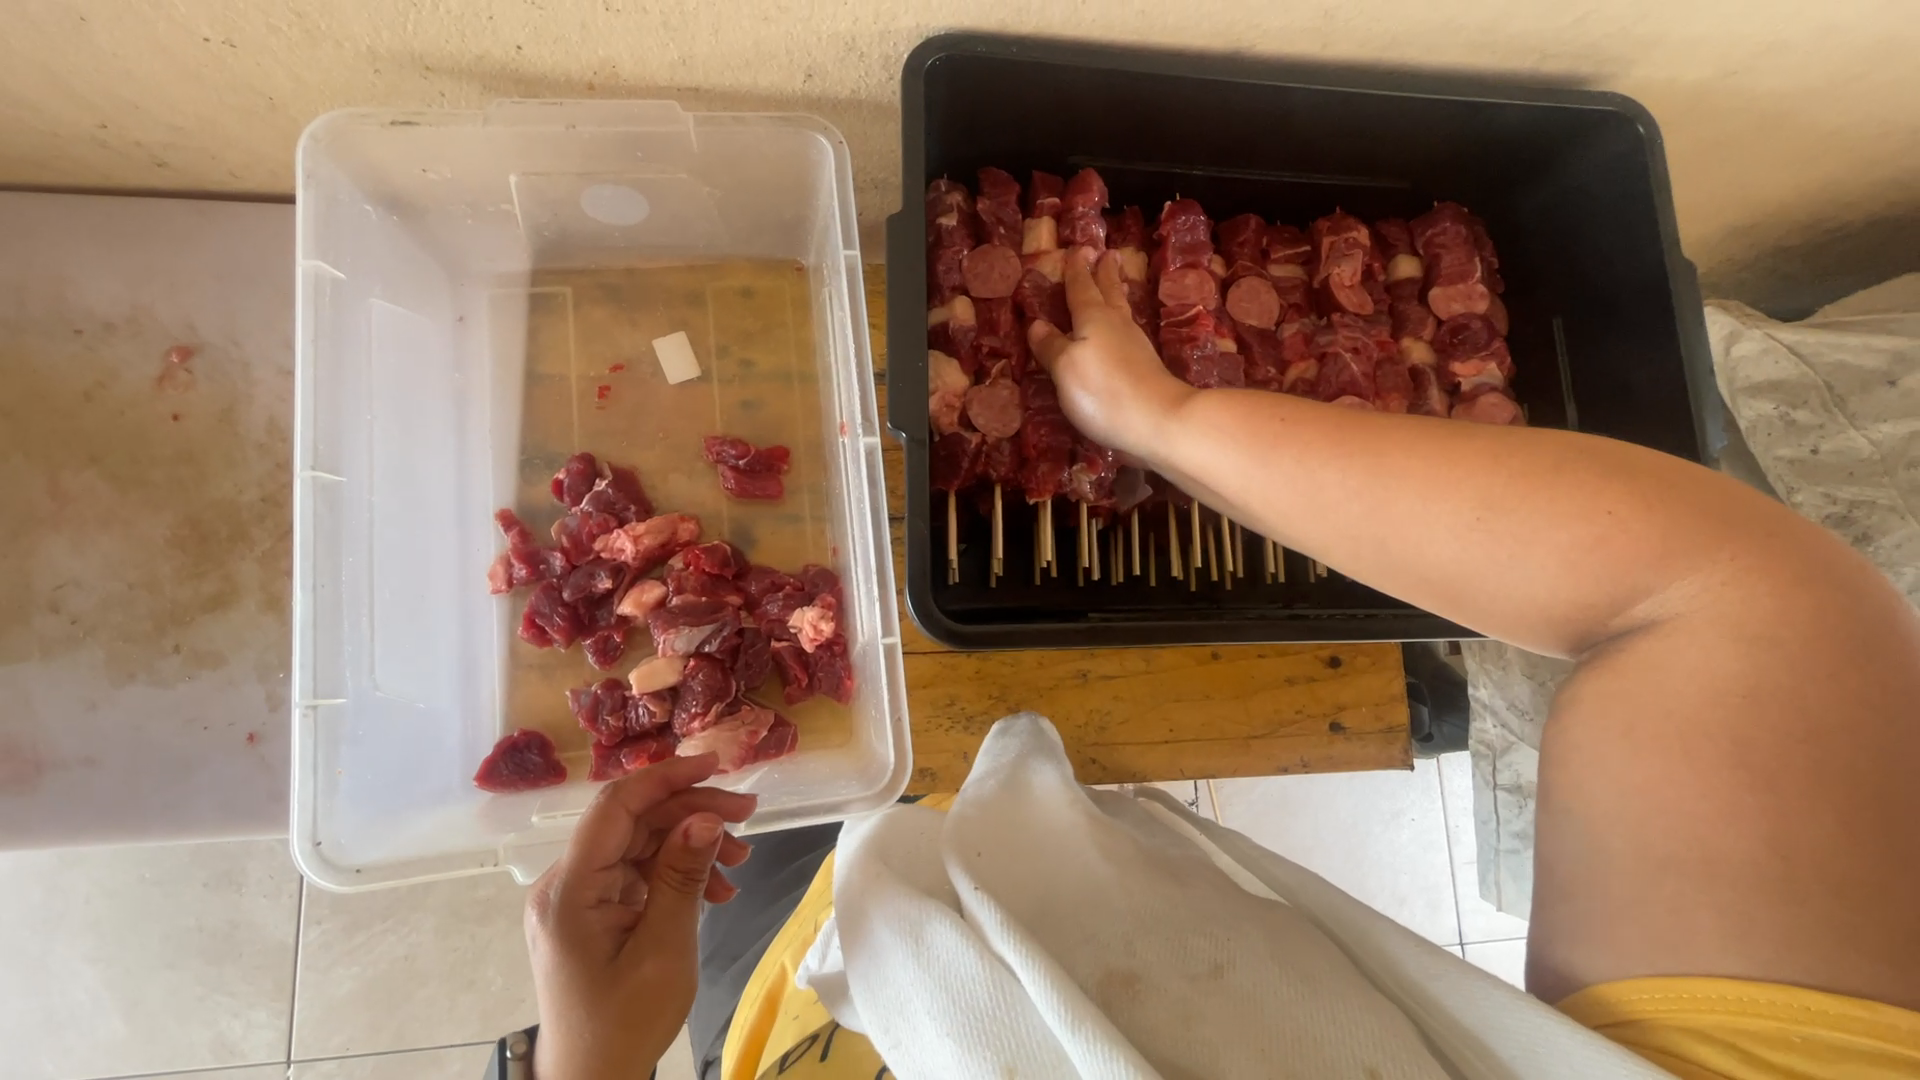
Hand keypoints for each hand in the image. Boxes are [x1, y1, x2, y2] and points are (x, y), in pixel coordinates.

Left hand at [524, 753, 756, 1079]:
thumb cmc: (624, 1024)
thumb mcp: (663, 950)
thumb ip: (682, 877)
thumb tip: (707, 816)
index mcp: (570, 889)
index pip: (615, 807)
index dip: (666, 777)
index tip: (717, 766)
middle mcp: (567, 882)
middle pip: (635, 821)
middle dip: (694, 811)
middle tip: (750, 816)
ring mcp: (579, 896)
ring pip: (643, 842)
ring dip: (694, 842)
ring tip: (741, 861)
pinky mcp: (594, 910)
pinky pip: (641, 871)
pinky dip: (680, 871)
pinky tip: (718, 889)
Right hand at [1028, 246, 1194, 459]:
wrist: (1158, 422)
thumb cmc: (1103, 391)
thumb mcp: (1065, 368)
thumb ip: (1050, 346)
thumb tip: (1037, 324)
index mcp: (1093, 318)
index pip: (1080, 288)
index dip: (1075, 271)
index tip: (1076, 250)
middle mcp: (1117, 325)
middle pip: (1109, 293)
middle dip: (1104, 274)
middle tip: (1106, 254)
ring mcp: (1135, 347)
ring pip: (1121, 311)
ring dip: (1116, 294)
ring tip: (1115, 283)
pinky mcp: (1145, 369)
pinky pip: (1127, 333)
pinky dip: (1121, 322)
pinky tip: (1121, 330)